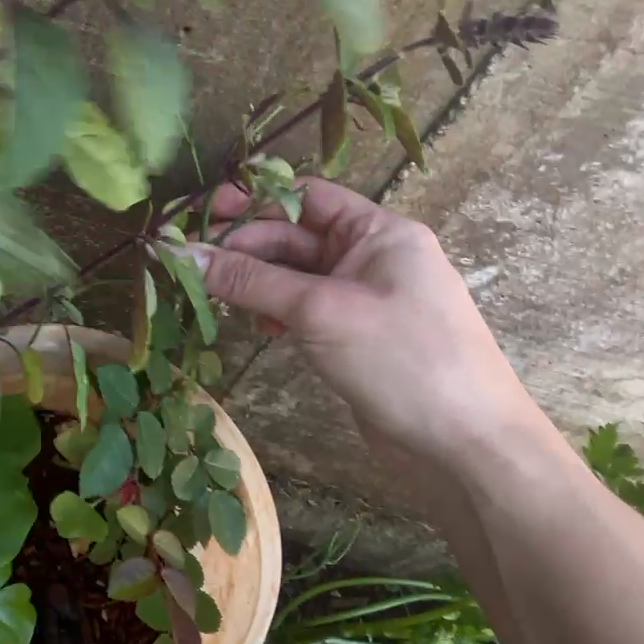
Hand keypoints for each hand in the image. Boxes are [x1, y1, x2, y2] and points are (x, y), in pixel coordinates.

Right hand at [189, 179, 550, 472]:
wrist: (467, 448)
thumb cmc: (402, 359)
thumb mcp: (317, 310)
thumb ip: (245, 279)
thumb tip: (176, 252)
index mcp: (378, 232)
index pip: (304, 196)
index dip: (252, 200)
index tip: (202, 215)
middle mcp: (370, 255)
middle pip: (291, 235)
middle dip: (242, 247)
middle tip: (192, 264)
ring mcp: (361, 296)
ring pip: (290, 273)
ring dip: (252, 281)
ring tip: (216, 297)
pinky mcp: (352, 332)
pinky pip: (299, 305)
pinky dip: (272, 309)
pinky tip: (257, 327)